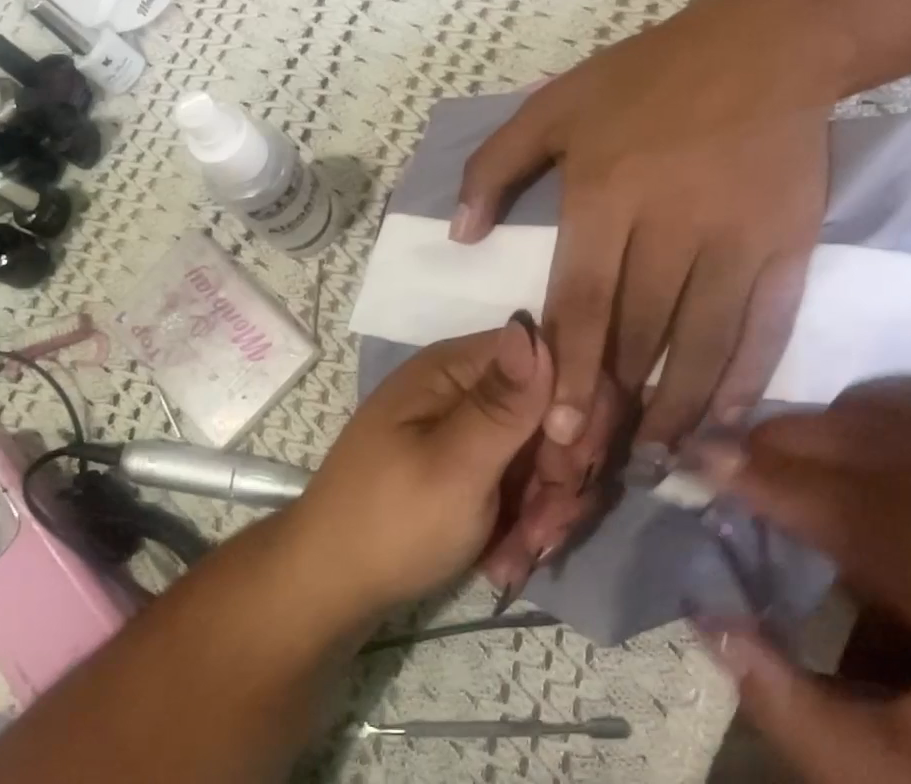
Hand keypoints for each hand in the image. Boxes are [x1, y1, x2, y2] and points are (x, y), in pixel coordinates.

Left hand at [282, 316, 555, 620]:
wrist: (334, 586)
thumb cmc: (391, 523)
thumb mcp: (453, 466)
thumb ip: (503, 405)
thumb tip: (527, 324)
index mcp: (453, 370)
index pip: (549, 356)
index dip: (576, 407)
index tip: (573, 464)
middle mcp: (462, 390)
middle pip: (555, 412)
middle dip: (562, 473)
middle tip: (545, 526)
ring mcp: (465, 432)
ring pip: (547, 457)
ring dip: (545, 509)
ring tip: (520, 551)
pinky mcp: (469, 471)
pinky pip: (523, 486)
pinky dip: (524, 523)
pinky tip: (507, 558)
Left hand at [456, 0, 837, 591]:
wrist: (768, 45)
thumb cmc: (644, 78)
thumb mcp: (551, 107)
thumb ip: (495, 169)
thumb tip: (460, 235)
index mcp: (603, 198)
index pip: (582, 302)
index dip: (569, 370)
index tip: (559, 432)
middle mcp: (668, 229)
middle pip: (639, 336)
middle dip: (618, 404)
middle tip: (599, 464)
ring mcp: (735, 242)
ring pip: (703, 343)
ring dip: (679, 407)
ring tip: (657, 455)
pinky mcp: (788, 247)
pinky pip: (766, 325)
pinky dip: (747, 377)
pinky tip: (727, 417)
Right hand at [695, 378, 910, 783]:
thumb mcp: (881, 777)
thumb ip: (780, 697)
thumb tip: (700, 601)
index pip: (898, 529)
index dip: (792, 486)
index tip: (707, 464)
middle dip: (812, 437)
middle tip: (734, 440)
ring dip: (866, 411)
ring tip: (799, 432)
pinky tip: (874, 418)